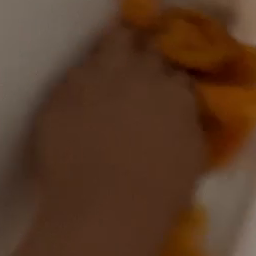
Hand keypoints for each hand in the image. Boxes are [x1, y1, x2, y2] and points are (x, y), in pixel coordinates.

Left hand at [30, 26, 204, 236]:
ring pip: (109, 45)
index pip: (178, 69)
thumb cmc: (163, 188)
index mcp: (176, 90)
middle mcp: (139, 76)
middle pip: (144, 46)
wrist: (105, 210)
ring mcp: (96, 82)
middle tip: (145, 57)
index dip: (174, 75)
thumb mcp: (194, 150)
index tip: (172, 83)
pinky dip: (84, 75)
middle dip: (146, 49)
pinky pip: (74, 74)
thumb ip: (188, 120)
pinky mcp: (60, 98)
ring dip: (116, 48)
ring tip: (115, 52)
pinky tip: (86, 88)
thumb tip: (181, 111)